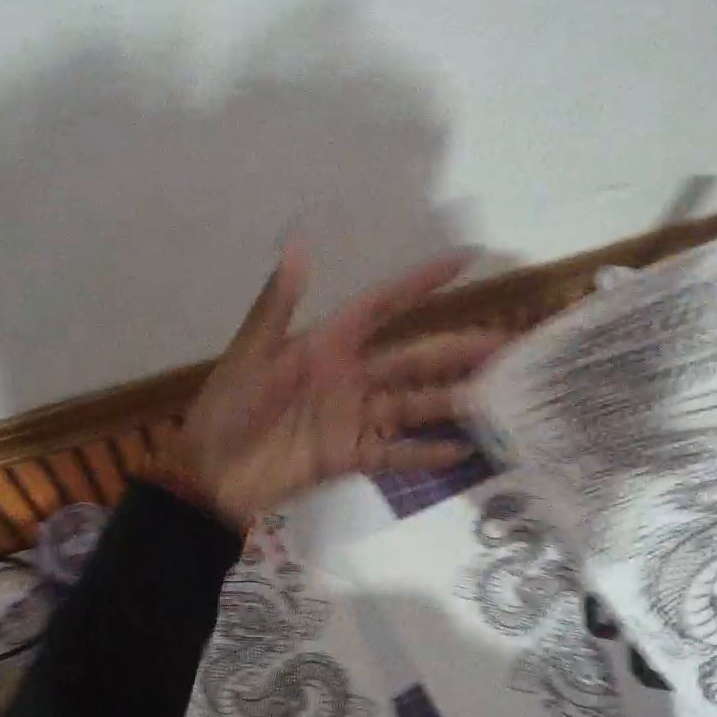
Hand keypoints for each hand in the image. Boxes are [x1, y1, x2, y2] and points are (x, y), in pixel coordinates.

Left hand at [167, 241, 504, 528]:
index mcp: (327, 343)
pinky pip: (393, 454)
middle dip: (457, 349)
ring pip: (412, 404)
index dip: (421, 283)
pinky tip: (461, 451)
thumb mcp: (250, 354)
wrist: (210, 474)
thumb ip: (278, 304)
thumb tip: (297, 243)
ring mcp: (352, 417)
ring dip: (452, 400)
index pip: (383, 306)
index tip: (466, 260)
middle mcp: (349, 375)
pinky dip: (424, 454)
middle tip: (506, 345)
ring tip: (496, 397)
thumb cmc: (227, 408)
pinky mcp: (348, 455)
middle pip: (413, 358)